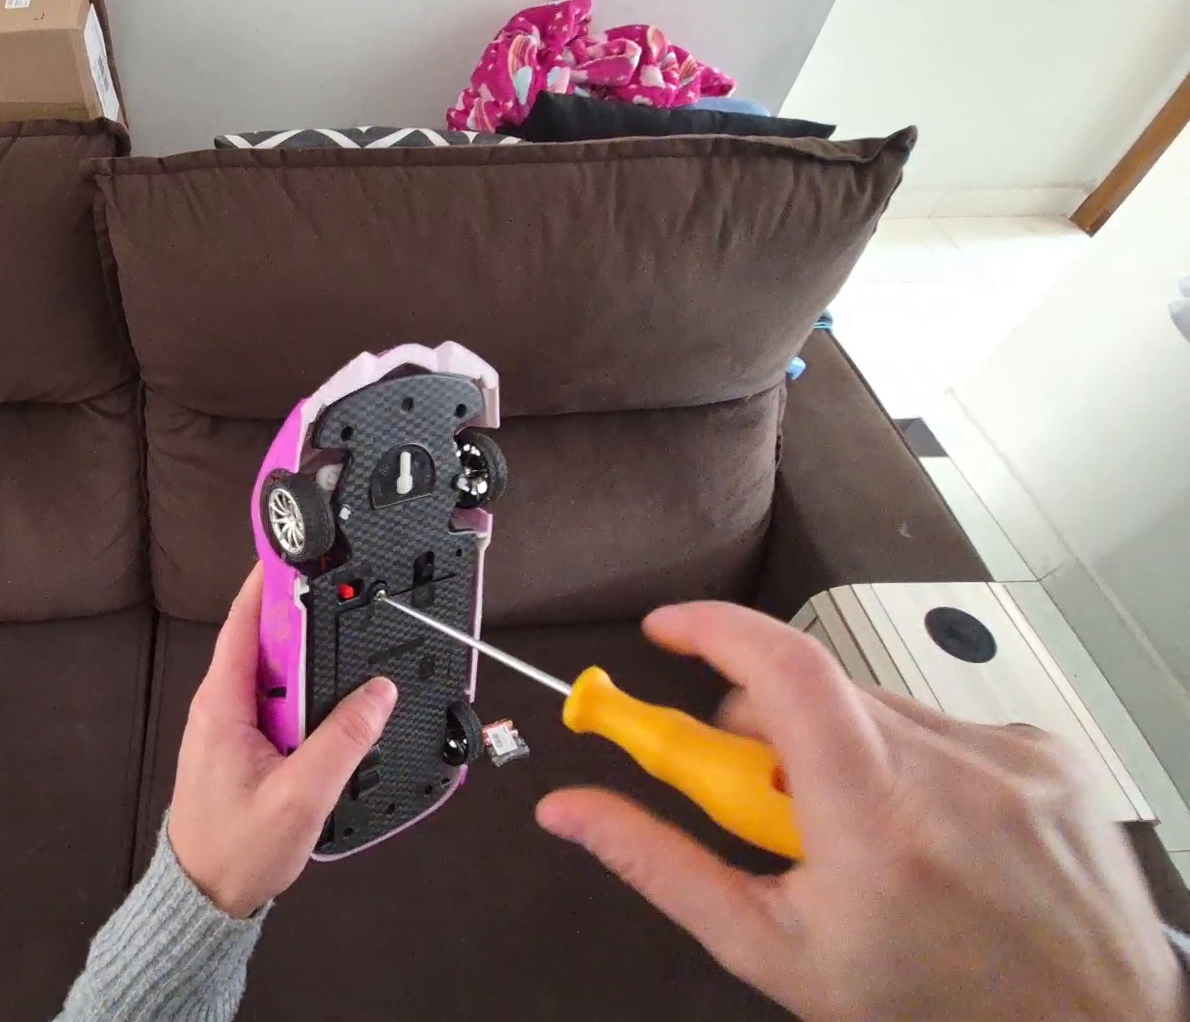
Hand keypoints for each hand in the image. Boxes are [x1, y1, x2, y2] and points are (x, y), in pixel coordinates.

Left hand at [168, 564, 397, 917]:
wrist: (201, 894)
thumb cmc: (236, 848)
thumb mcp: (300, 795)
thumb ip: (342, 741)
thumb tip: (377, 694)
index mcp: (222, 704)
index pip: (243, 623)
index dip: (266, 584)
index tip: (291, 554)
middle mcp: (217, 704)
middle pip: (258, 640)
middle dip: (295, 616)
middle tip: (336, 596)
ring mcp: (224, 722)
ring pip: (266, 670)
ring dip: (298, 656)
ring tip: (337, 643)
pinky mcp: (234, 740)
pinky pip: (266, 697)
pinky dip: (293, 687)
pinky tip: (321, 698)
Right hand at [536, 601, 1185, 1021]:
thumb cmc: (920, 1007)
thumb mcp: (764, 945)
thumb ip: (655, 862)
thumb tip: (561, 806)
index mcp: (876, 815)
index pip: (784, 668)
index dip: (711, 627)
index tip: (663, 628)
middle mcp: (952, 766)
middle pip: (806, 688)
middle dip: (755, 722)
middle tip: (756, 793)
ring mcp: (1012, 755)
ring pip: (862, 701)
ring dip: (825, 740)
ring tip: (849, 822)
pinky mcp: (1050, 754)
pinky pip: (928, 717)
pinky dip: (893, 750)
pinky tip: (920, 819)